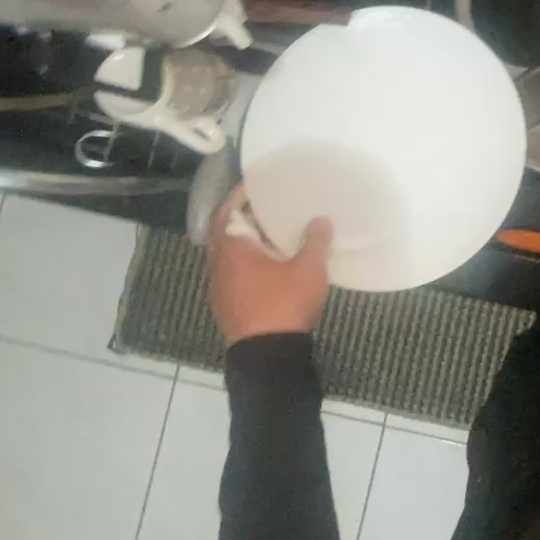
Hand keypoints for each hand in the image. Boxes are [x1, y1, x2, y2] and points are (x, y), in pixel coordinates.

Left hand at [208, 185, 332, 343]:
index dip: (239, 195)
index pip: (227, 212)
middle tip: (267, 206)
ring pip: (228, 255)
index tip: (255, 183)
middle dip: (243, 218)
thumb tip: (321, 219)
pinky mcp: (227, 305)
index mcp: (233, 249)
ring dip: (245, 242)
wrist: (267, 355)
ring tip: (272, 233)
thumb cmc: (284, 302)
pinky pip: (232, 272)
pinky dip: (246, 261)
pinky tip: (270, 264)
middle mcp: (219, 265)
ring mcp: (220, 287)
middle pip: (224, 232)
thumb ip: (315, 240)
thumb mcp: (309, 268)